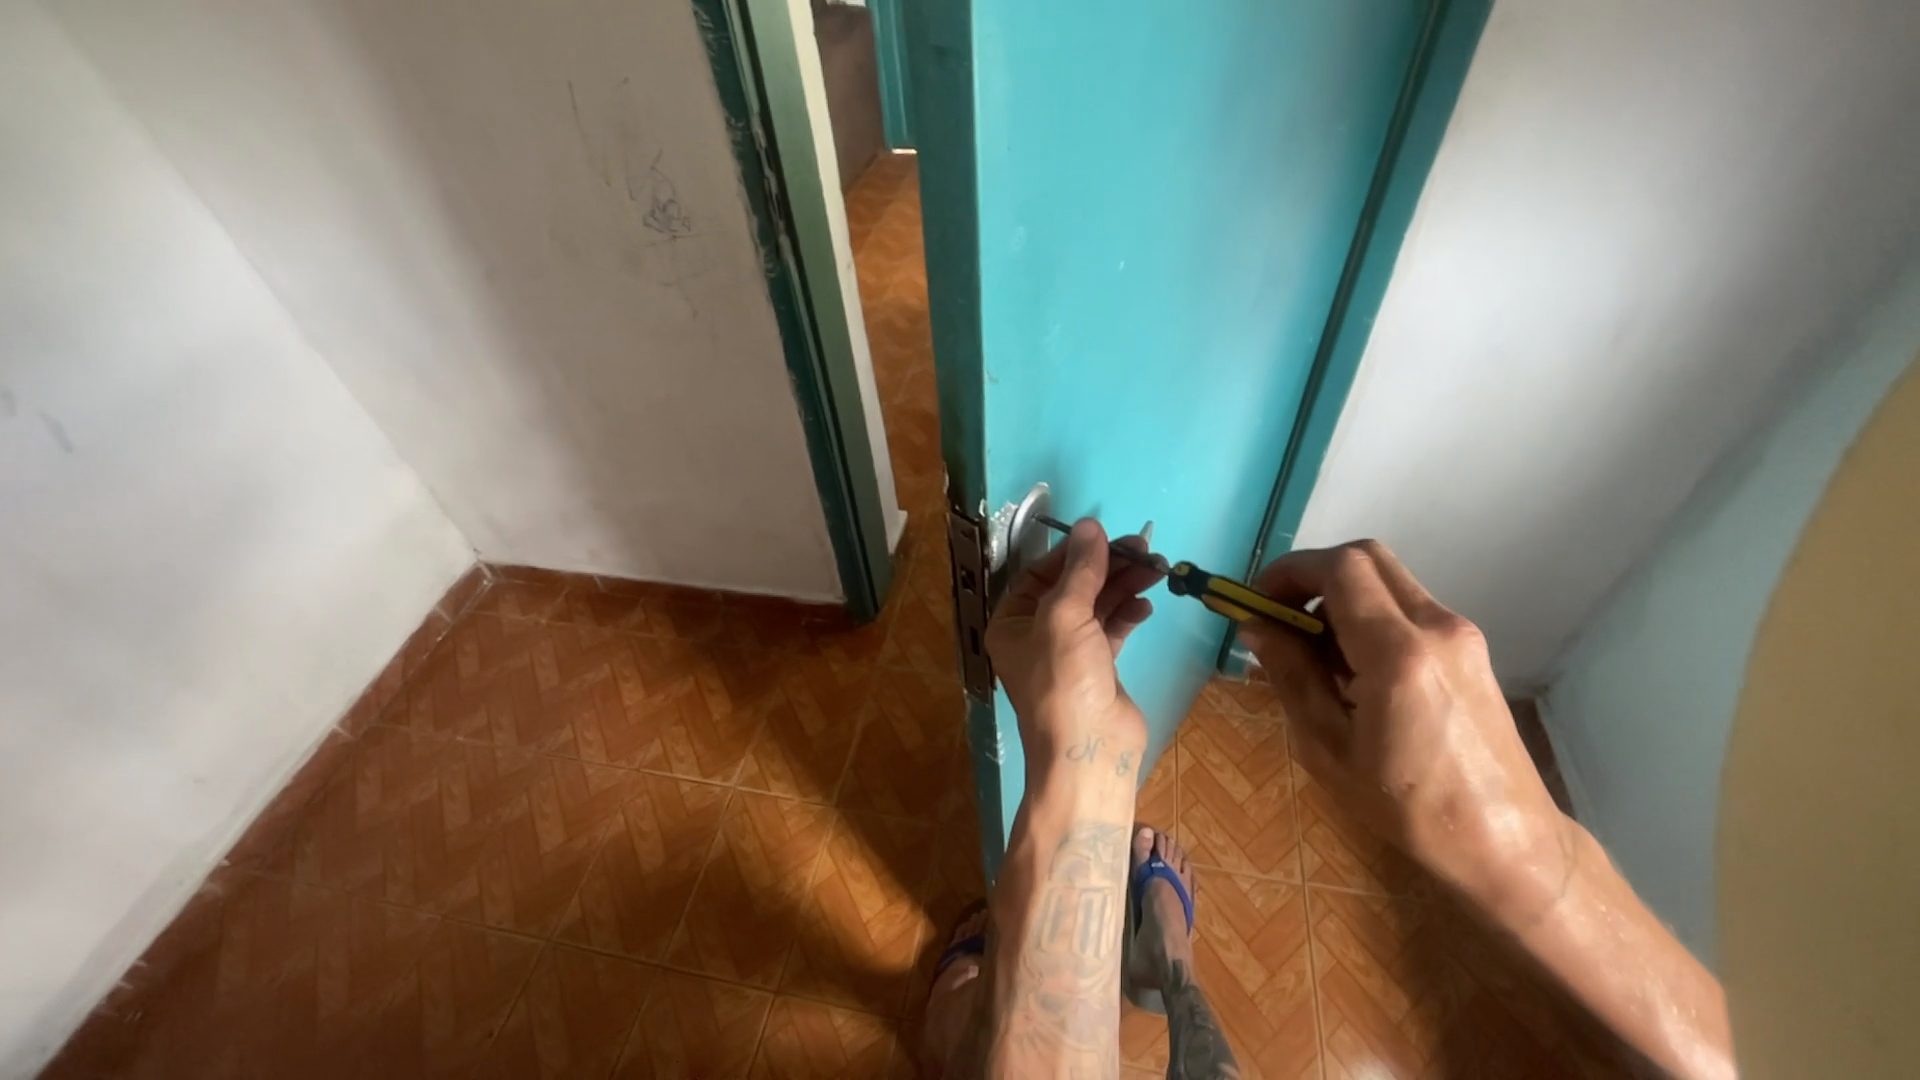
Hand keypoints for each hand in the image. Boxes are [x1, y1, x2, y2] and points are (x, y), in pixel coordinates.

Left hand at [985, 519, 1162, 764]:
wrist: (1090, 749)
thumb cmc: (1064, 679)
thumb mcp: (1065, 616)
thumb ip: (1080, 570)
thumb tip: (1090, 526)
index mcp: (1012, 622)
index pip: (1040, 573)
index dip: (1073, 553)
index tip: (1106, 536)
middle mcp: (1036, 634)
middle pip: (1073, 587)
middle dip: (1107, 566)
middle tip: (1143, 547)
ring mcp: (1068, 653)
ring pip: (1096, 606)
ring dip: (1124, 586)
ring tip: (1155, 569)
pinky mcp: (1098, 668)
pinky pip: (1111, 630)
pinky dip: (1128, 615)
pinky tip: (1145, 607)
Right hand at [1238, 540, 1571, 918]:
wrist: (1506, 843)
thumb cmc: (1406, 807)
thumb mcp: (1327, 747)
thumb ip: (1290, 675)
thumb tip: (1255, 626)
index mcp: (1398, 654)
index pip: (1339, 570)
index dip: (1289, 572)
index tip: (1258, 603)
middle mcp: (1436, 628)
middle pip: (1365, 557)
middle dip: (1312, 574)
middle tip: (1280, 615)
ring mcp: (1460, 635)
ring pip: (1386, 580)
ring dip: (1339, 596)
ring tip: (1312, 651)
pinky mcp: (1468, 648)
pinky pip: (1406, 606)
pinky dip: (1367, 614)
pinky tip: (1351, 667)